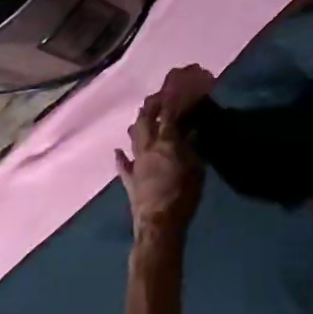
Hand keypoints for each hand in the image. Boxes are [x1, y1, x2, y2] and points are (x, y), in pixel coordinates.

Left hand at [115, 66, 211, 247]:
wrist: (158, 225)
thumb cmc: (182, 196)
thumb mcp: (196, 169)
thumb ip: (192, 148)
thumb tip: (191, 130)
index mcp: (165, 143)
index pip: (167, 115)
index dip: (170, 100)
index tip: (173, 87)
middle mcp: (147, 148)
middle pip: (145, 120)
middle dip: (150, 106)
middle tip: (156, 96)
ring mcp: (136, 164)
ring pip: (133, 137)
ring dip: (137, 124)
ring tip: (141, 115)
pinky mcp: (129, 181)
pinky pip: (122, 166)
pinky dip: (120, 157)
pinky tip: (117, 151)